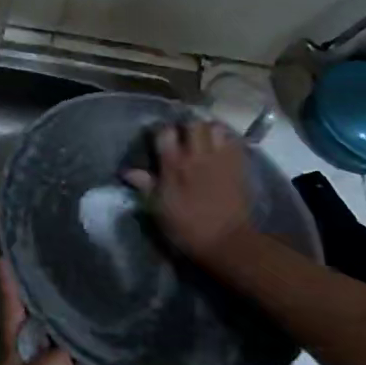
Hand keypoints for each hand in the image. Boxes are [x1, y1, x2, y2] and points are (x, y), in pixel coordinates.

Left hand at [0, 261, 130, 364]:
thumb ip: (61, 361)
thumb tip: (86, 343)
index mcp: (15, 353)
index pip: (14, 309)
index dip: (11, 283)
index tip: (8, 255)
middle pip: (52, 339)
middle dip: (71, 321)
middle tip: (97, 297)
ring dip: (96, 364)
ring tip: (126, 344)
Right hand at [122, 121, 252, 267]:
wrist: (228, 241)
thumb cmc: (187, 228)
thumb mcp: (158, 209)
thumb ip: (145, 186)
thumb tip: (127, 172)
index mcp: (173, 166)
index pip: (165, 132)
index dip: (161, 132)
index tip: (159, 139)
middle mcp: (197, 156)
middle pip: (193, 124)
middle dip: (187, 127)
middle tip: (183, 137)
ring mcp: (220, 158)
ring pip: (215, 127)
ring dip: (209, 130)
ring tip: (205, 140)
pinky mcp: (238, 165)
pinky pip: (234, 140)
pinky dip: (227, 139)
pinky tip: (222, 148)